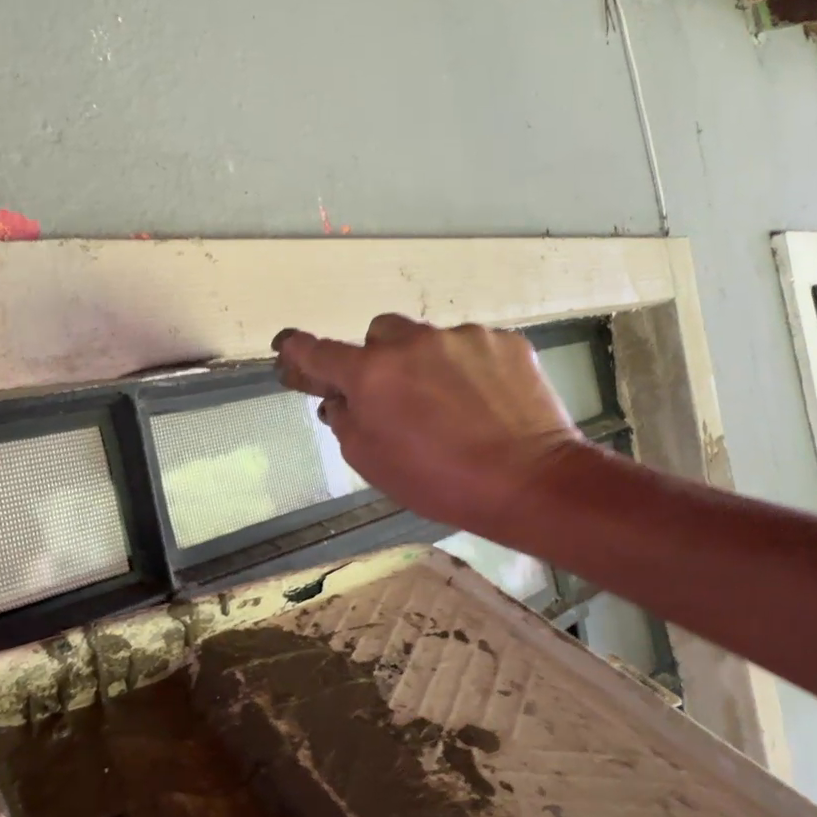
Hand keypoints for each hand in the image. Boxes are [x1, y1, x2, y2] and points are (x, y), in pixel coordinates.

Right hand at [273, 315, 586, 536]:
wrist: (531, 481)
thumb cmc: (437, 480)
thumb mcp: (369, 460)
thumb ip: (345, 420)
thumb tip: (341, 399)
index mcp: (370, 374)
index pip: (317, 351)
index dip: (296, 350)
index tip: (286, 347)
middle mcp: (411, 343)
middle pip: (379, 335)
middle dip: (378, 359)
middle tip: (393, 396)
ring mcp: (463, 338)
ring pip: (427, 340)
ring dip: (424, 363)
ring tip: (448, 406)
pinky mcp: (506, 342)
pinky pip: (470, 348)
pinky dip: (466, 370)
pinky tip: (482, 404)